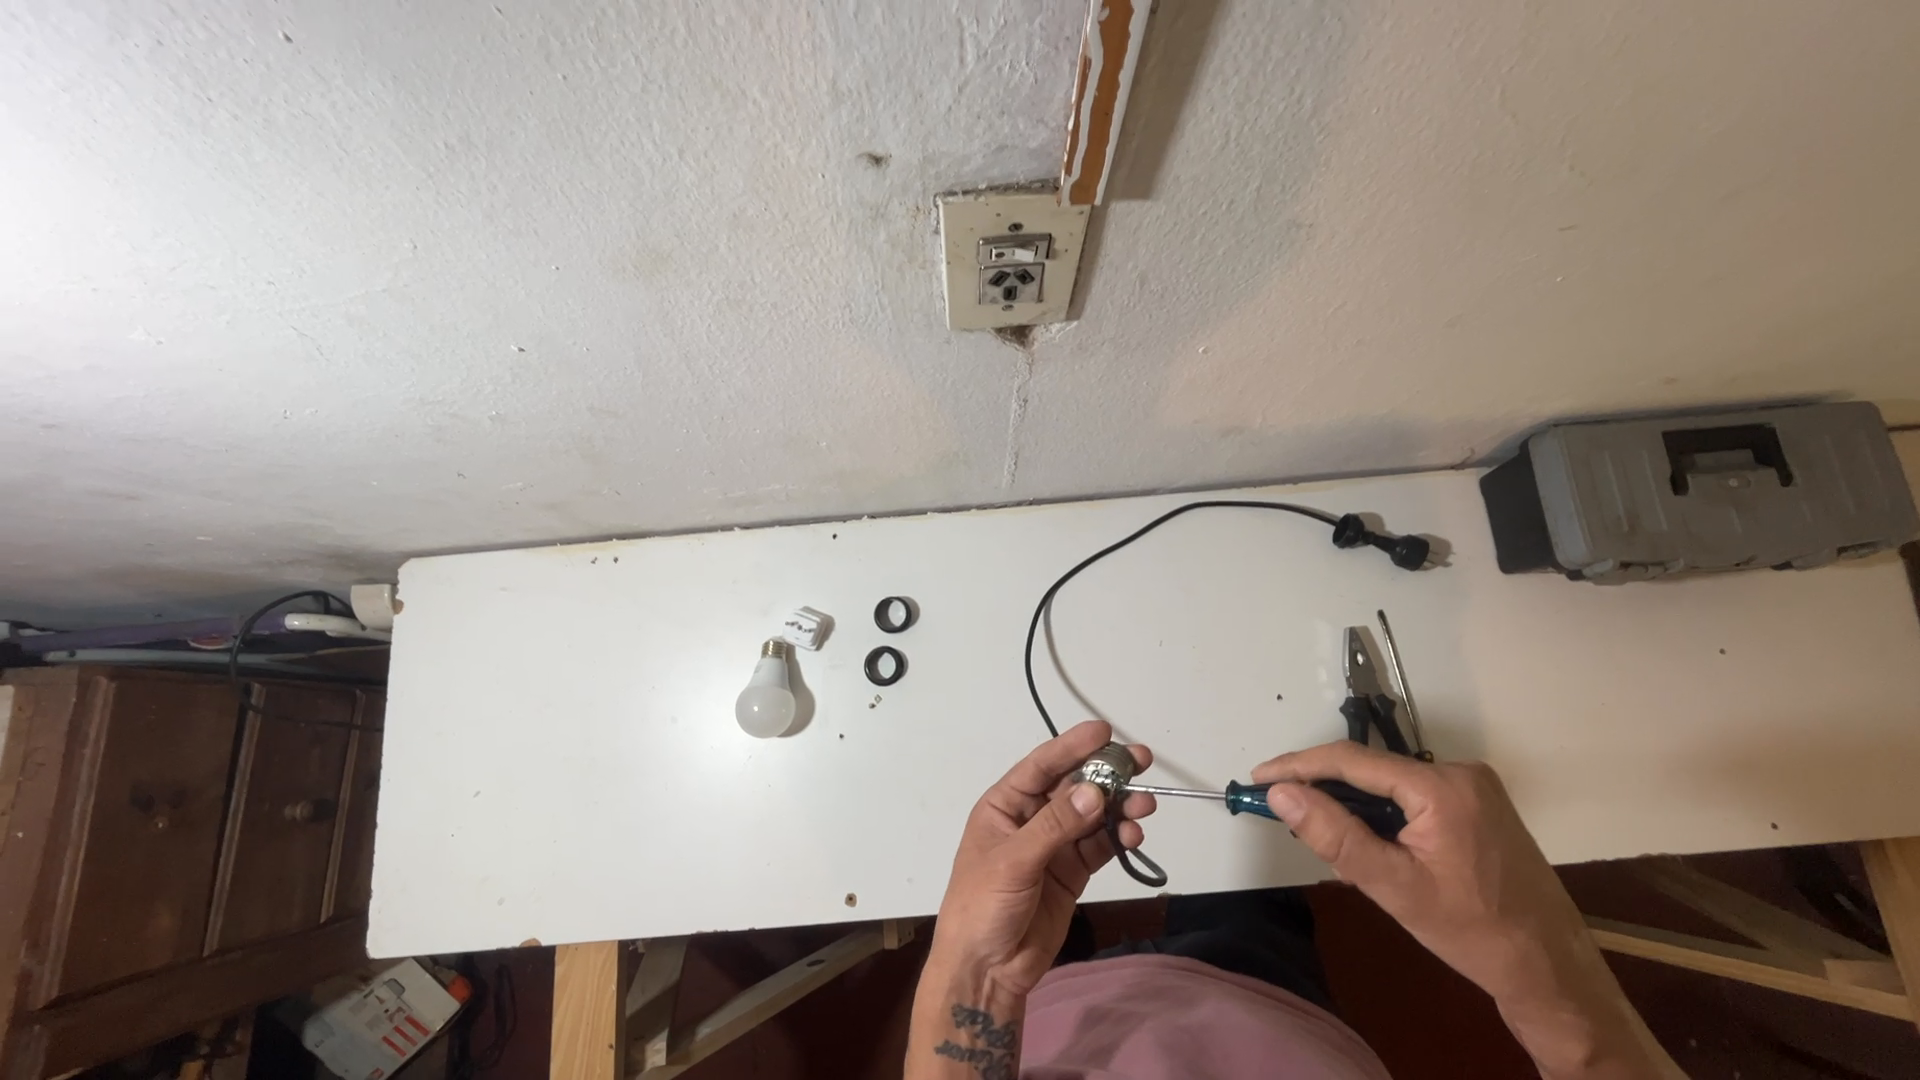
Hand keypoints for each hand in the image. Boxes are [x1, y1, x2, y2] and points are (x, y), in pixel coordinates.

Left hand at [924, 720, 1156, 1003]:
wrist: (985, 969)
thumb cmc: (983, 905)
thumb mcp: (1014, 861)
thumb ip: (1055, 826)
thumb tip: (1094, 792)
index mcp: (1005, 805)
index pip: (1042, 766)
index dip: (1072, 746)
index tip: (1104, 731)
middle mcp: (1031, 818)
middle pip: (1073, 786)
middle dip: (1106, 773)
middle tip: (1142, 761)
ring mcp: (1054, 845)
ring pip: (1092, 815)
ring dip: (1119, 807)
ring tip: (1146, 805)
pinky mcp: (1072, 872)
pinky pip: (1099, 846)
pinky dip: (1118, 838)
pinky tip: (1133, 835)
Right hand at [1252, 742, 1681, 1079]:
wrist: (1554, 972)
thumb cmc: (1474, 933)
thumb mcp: (1394, 886)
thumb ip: (1334, 834)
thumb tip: (1281, 793)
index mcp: (1441, 787)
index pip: (1350, 760)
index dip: (1297, 766)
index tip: (1258, 779)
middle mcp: (1459, 772)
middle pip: (1369, 768)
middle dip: (1322, 788)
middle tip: (1281, 810)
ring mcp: (1473, 785)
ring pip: (1388, 782)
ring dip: (1350, 803)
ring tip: (1322, 834)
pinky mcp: (1477, 802)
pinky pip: (1410, 793)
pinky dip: (1380, 811)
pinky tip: (1367, 841)